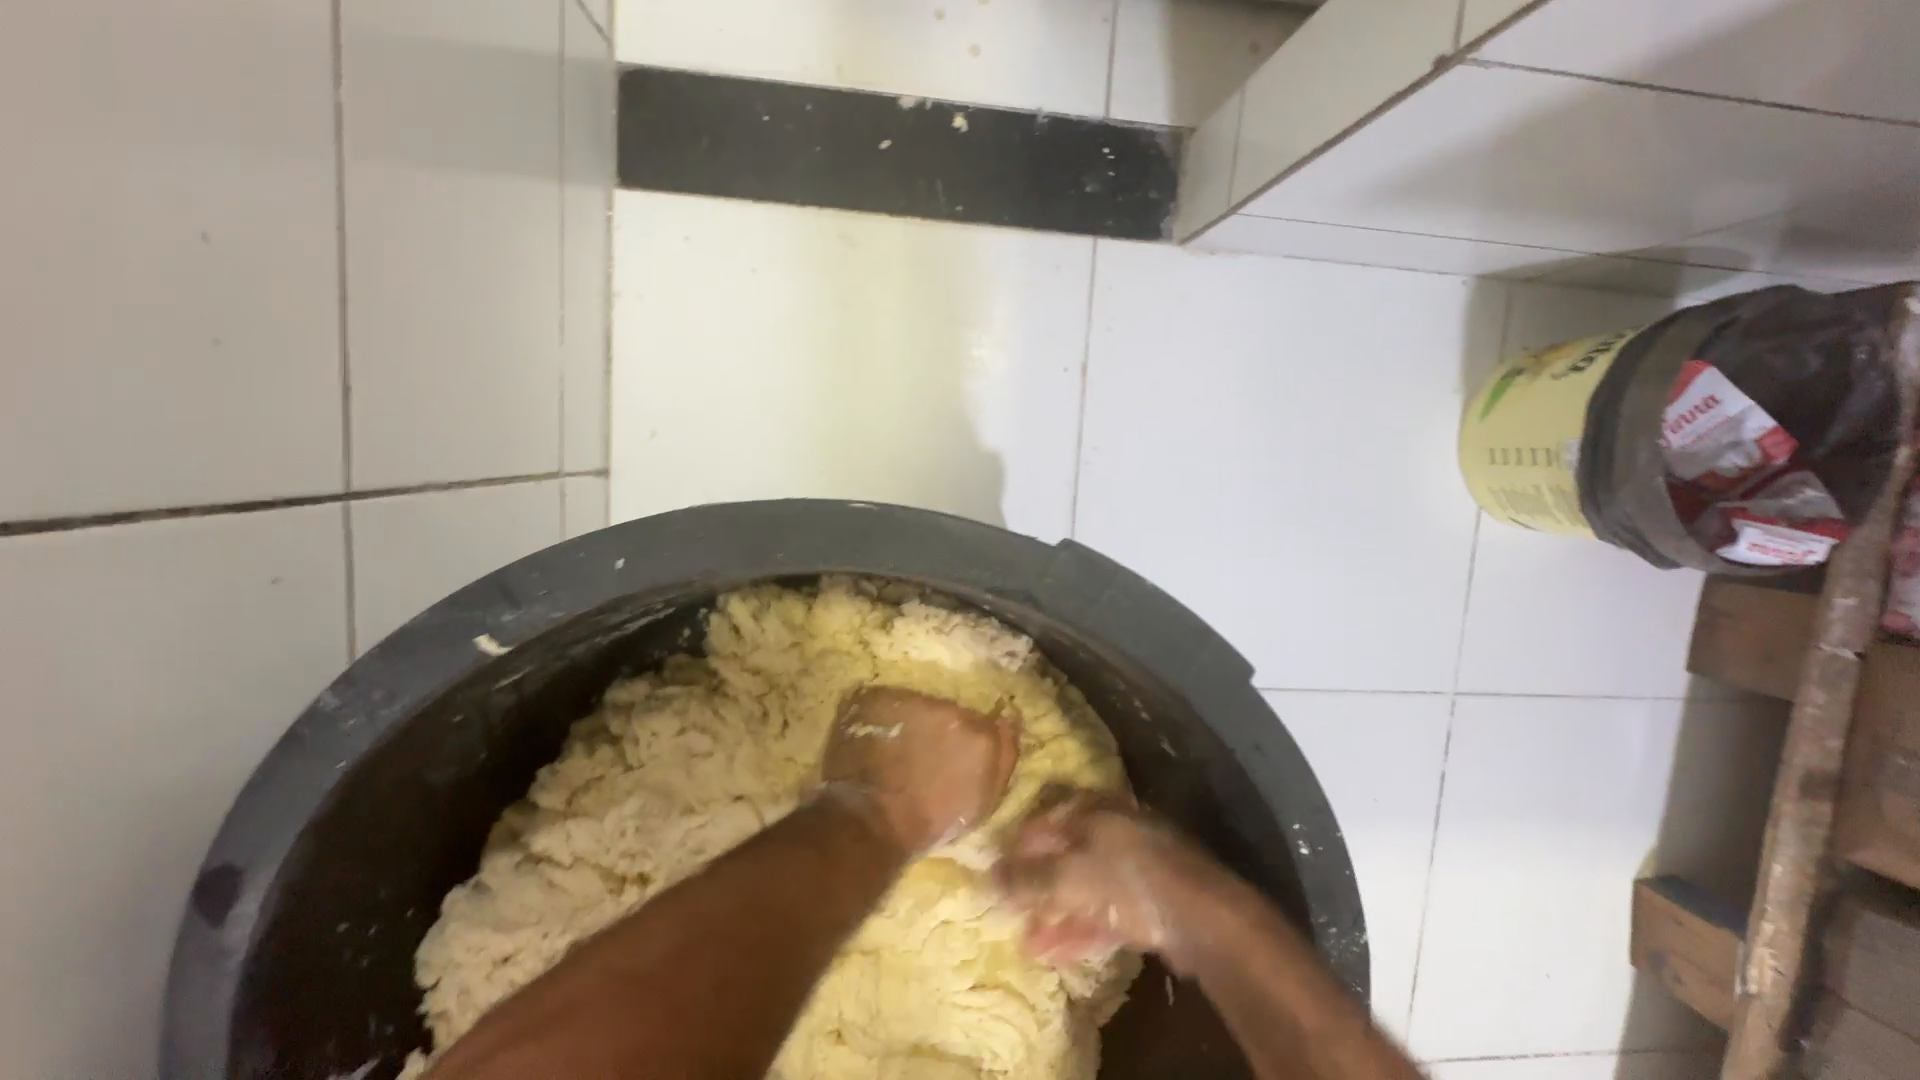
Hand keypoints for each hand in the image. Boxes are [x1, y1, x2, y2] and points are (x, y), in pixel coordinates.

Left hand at [821, 686, 1020, 854]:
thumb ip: (1004, 757)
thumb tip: (1009, 720)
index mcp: (980, 734)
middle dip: (938, 728)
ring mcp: (910, 699)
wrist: (872, 823)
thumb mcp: (983, 801)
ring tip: (895, 749)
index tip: (954, 756)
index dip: (967, 738)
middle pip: (947, 711)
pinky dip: (880, 718)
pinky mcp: (875, 696)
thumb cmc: (931, 822)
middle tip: (922, 754)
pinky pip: (883, 702)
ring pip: (915, 704)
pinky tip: (872, 739)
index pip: (982, 721)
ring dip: (910, 721)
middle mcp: (949, 708)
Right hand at [994, 788, 1232, 971]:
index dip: (1016, 849)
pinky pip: (1105, 911)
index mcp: (1092, 810)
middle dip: (1036, 887)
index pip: (1042, 821)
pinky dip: (1081, 928)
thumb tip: (986, 878)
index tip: (995, 876)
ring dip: (1055, 914)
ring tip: (1029, 942)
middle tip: (1011, 914)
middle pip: (1063, 855)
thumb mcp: (1067, 877)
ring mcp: (1135, 865)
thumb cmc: (1128, 880)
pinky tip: (1058, 953)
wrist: (1203, 917)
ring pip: (1084, 886)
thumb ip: (1026, 878)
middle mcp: (1113, 829)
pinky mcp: (1150, 900)